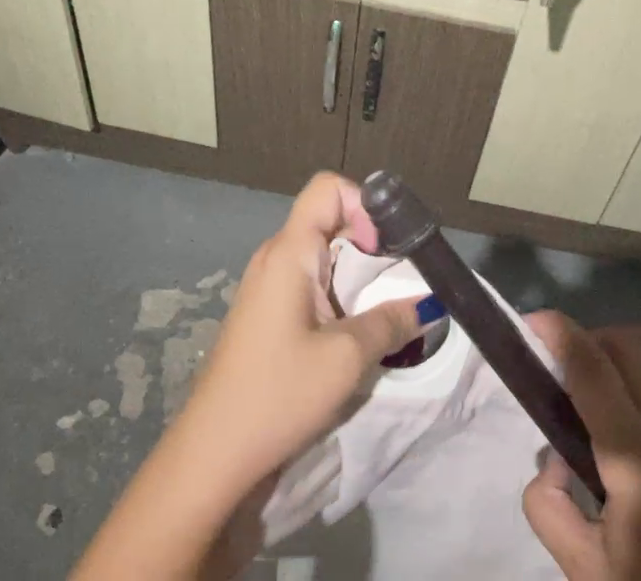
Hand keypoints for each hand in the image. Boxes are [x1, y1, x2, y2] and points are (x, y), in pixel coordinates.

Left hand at [173, 171, 428, 488]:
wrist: (214, 452)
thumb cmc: (279, 393)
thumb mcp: (347, 358)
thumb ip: (391, 322)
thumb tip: (426, 305)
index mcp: (289, 252)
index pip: (328, 188)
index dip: (365, 204)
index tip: (389, 248)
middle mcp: (275, 258)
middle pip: (329, 220)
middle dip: (372, 242)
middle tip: (403, 281)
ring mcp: (267, 287)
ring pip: (323, 257)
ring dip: (358, 275)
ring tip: (386, 312)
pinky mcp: (266, 315)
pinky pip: (311, 285)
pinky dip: (340, 296)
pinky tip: (356, 334)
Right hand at [522, 312, 640, 579]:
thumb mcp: (585, 569)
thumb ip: (550, 506)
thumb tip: (552, 460)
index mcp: (637, 458)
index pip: (592, 369)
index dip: (559, 332)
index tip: (530, 320)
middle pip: (635, 345)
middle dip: (592, 336)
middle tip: (561, 366)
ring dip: (624, 359)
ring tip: (595, 395)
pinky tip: (634, 435)